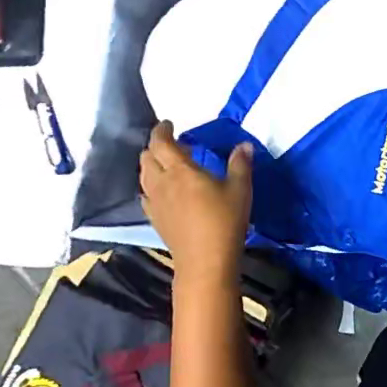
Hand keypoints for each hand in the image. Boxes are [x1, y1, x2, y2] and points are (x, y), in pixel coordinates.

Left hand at [140, 121, 252, 276]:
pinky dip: (151, 186)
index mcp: (180, 170)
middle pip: (147, 157)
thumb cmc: (224, 221)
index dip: (161, 130)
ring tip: (167, 166)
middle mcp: (161, 182)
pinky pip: (145, 195)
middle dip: (156, 147)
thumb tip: (244, 145)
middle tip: (172, 145)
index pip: (160, 142)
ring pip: (143, 176)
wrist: (205, 262)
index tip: (169, 124)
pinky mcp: (154, 219)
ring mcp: (155, 203)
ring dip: (151, 165)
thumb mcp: (240, 189)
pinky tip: (163, 191)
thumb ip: (240, 164)